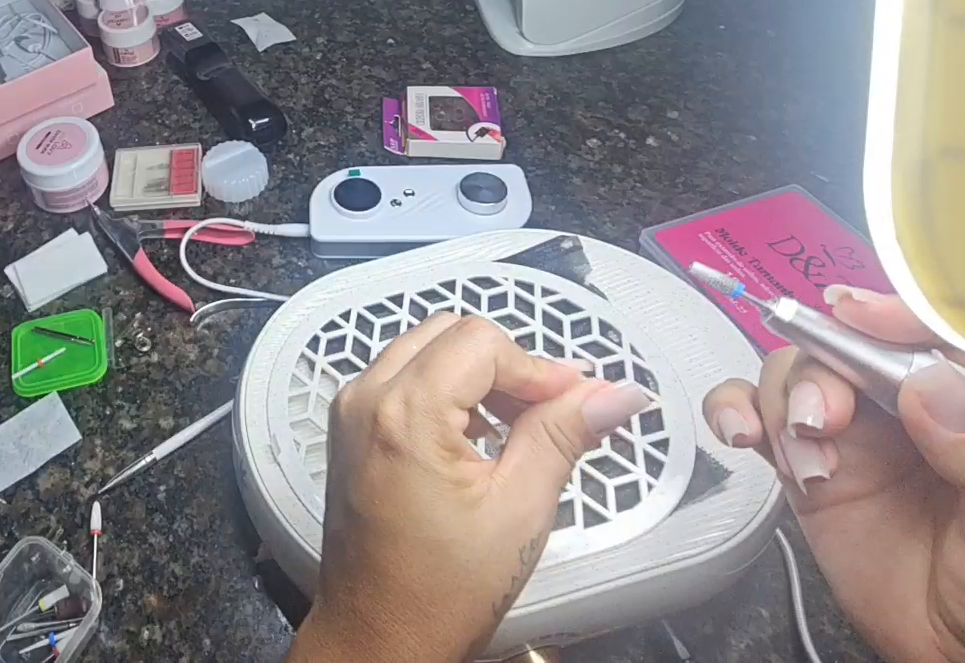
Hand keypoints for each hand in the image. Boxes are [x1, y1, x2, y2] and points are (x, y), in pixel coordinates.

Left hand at [287, 313, 655, 662]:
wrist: (375, 631)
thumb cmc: (445, 587)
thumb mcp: (519, 510)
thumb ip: (562, 436)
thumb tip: (616, 393)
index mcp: (404, 411)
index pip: (479, 341)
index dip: (535, 366)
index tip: (576, 400)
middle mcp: (366, 393)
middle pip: (447, 333)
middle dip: (505, 363)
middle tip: (549, 410)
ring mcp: (350, 404)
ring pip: (423, 346)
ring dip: (474, 372)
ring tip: (516, 424)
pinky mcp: (348, 419)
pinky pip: (400, 372)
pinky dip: (442, 384)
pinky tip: (476, 430)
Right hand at [703, 286, 964, 662]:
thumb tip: (932, 386)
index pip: (936, 341)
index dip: (892, 316)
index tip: (850, 311)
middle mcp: (906, 411)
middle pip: (842, 351)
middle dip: (818, 376)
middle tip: (818, 424)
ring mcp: (847, 432)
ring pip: (789, 374)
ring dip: (777, 403)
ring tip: (799, 461)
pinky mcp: (795, 455)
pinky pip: (746, 408)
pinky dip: (729, 408)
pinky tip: (736, 433)